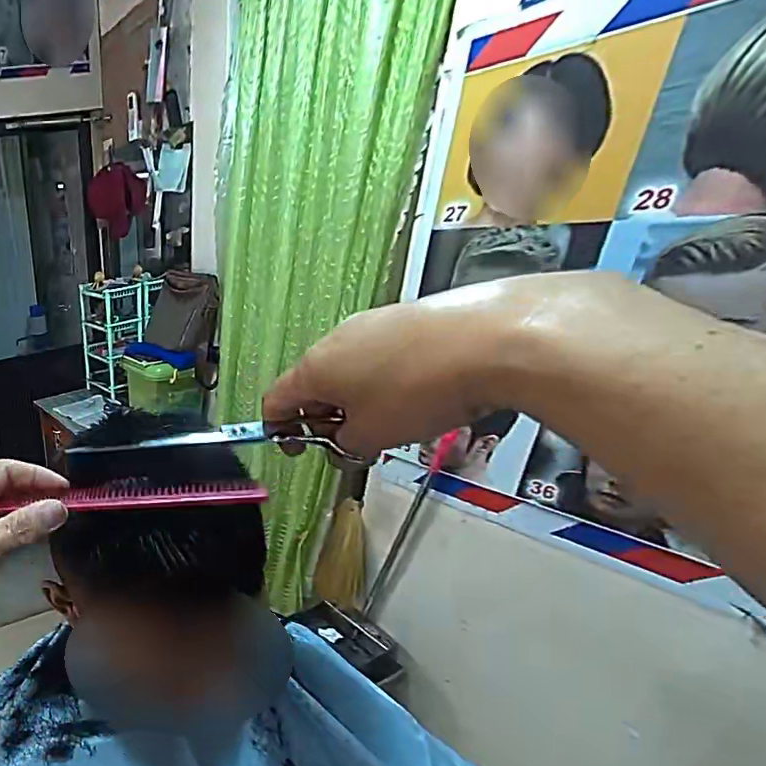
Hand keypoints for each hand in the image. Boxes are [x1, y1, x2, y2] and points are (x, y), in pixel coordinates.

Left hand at [0, 460, 68, 684]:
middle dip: (32, 494)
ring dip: (18, 512)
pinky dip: (1, 526)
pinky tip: (14, 541)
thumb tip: (58, 508)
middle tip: (61, 508)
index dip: (40, 477)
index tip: (67, 491)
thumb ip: (23, 526)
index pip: (7, 468)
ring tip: (44, 524)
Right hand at [262, 274, 592, 459]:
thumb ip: (345, 445)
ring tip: (391, 424)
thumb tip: (346, 440)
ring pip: (349, 370)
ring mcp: (371, 323)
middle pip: (313, 384)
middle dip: (326, 418)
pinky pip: (380, 356)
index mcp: (315, 368)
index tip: (297, 447)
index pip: (276, 400)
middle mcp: (336, 339)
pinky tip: (417, 396)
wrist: (490, 341)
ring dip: (357, 401)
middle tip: (351, 444)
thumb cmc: (420, 390)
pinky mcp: (405, 318)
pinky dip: (384, 381)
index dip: (279, 430)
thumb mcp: (372, 437)